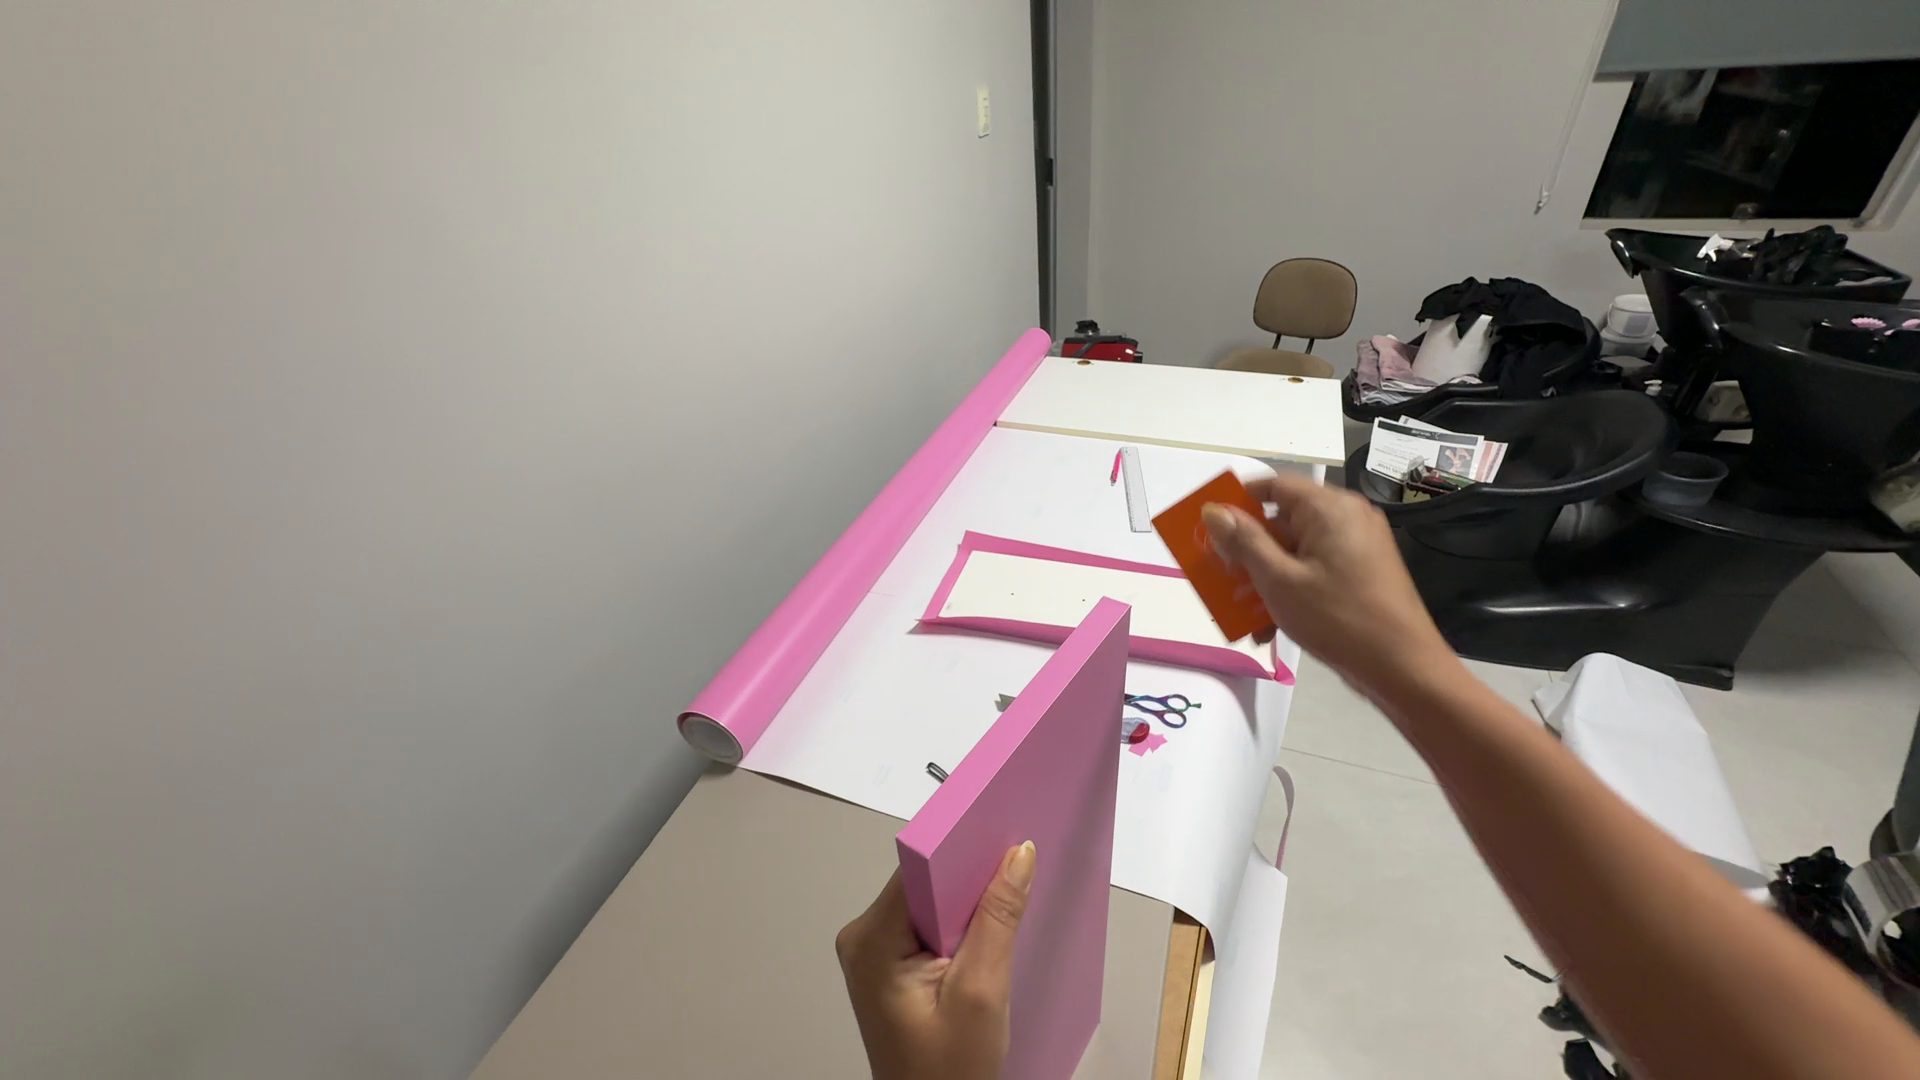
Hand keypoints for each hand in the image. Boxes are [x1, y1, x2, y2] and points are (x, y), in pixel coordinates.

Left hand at [836, 841, 1035, 1079]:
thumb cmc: (949, 1073)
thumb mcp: (981, 994)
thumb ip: (998, 918)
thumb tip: (1017, 854)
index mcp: (871, 941)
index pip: (916, 870)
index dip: (958, 848)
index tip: (997, 834)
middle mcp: (864, 937)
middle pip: (923, 880)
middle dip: (968, 876)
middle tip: (1013, 866)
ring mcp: (875, 949)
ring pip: (929, 898)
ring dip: (966, 900)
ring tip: (1004, 898)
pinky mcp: (890, 960)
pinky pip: (929, 918)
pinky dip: (959, 920)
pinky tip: (984, 927)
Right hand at [1201, 472, 1452, 697]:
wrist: (1403, 668)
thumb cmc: (1337, 618)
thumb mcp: (1278, 580)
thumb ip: (1244, 542)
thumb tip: (1213, 510)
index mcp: (1329, 508)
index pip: (1273, 485)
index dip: (1237, 503)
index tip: (1208, 530)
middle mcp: (1346, 517)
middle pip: (1282, 520)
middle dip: (1247, 551)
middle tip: (1222, 578)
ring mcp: (1357, 545)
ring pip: (1294, 549)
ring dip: (1264, 576)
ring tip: (1243, 610)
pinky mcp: (1361, 571)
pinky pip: (1313, 568)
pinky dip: (1289, 588)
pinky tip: (1269, 625)